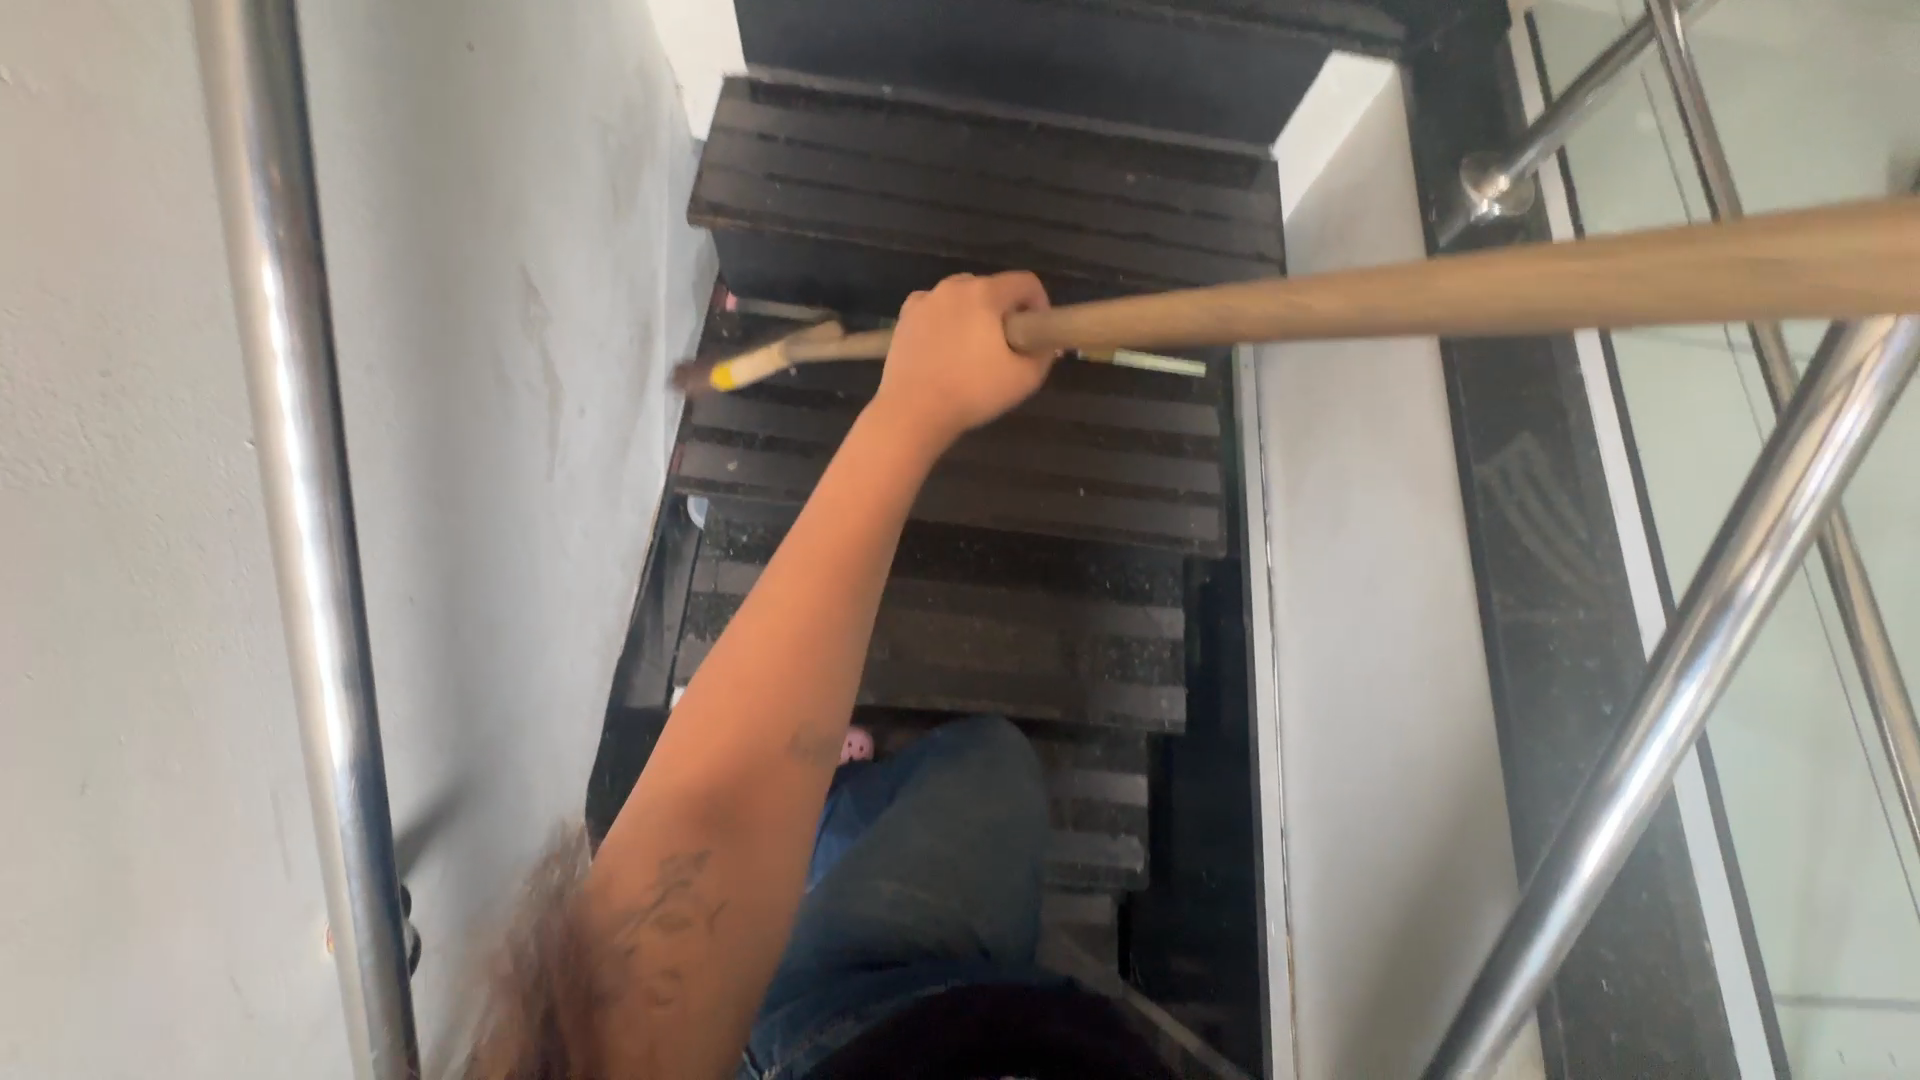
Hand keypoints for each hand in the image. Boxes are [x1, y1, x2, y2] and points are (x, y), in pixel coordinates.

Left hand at [868, 271, 1055, 449]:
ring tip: (972, 349)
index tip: (1036, 329)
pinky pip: (934, 309)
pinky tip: (944, 348)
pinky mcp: (905, 317)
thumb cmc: (973, 393)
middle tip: (1006, 344)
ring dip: (973, 314)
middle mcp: (954, 286)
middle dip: (1004, 310)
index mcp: (986, 293)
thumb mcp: (1026, 379)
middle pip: (992, 287)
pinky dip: (944, 321)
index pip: (1026, 282)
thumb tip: (1043, 343)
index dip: (1039, 303)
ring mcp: (925, 299)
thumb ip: (1043, 353)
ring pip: (961, 297)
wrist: (914, 411)